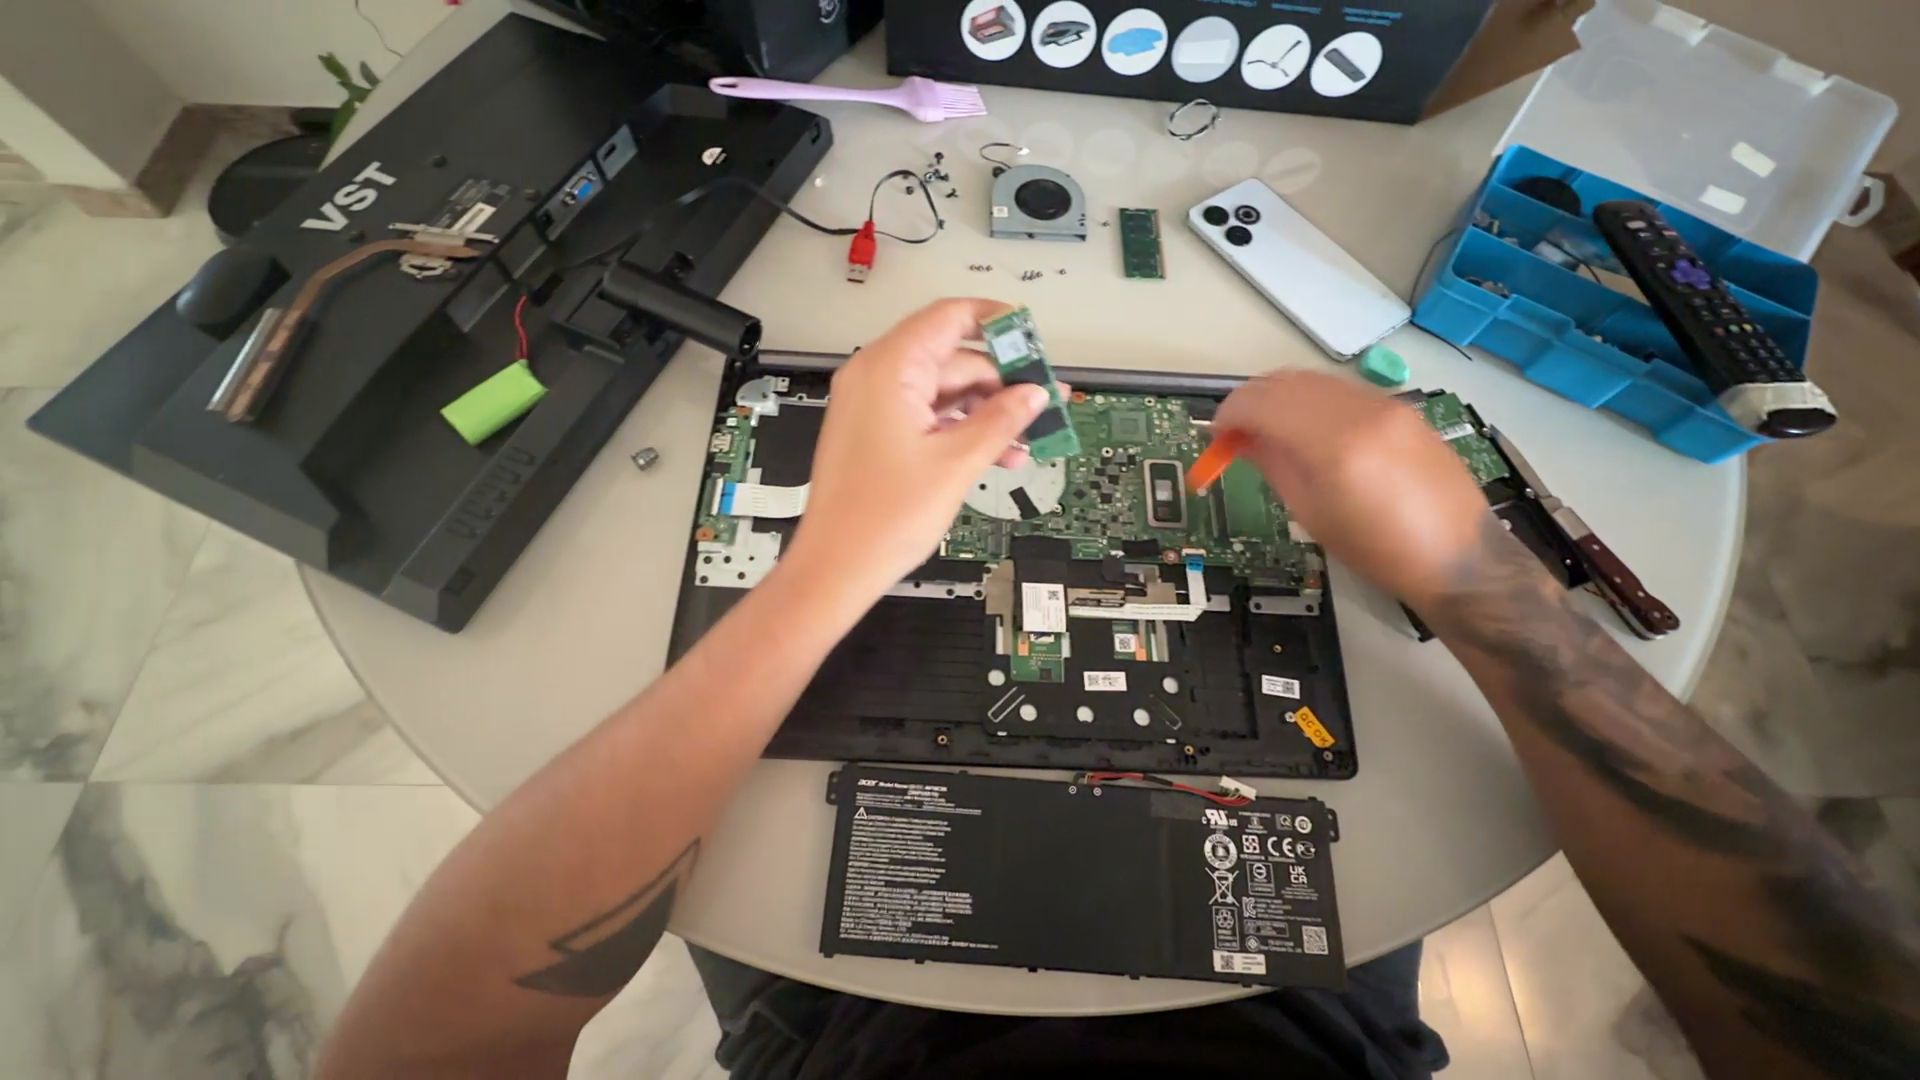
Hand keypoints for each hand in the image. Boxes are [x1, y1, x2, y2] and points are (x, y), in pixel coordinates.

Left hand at [784, 298, 1049, 602]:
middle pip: (952, 358)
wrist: (837, 567)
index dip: (997, 322)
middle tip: (1042, 404)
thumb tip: (1033, 394)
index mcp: (889, 369)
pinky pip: (928, 416)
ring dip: (987, 413)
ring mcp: (874, 407)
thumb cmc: (879, 519)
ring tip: (1026, 439)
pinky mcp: (877, 434)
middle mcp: (876, 378)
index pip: (950, 317)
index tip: (1031, 338)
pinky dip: (962, 430)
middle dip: (1001, 382)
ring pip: (944, 392)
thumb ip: (1000, 420)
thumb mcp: (956, 463)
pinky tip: (997, 454)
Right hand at [1213, 371, 1501, 612]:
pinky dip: (1310, 400)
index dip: (1229, 415)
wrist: (1459, 556)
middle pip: (1285, 382)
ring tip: (1266, 432)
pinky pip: (1341, 390)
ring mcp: (1386, 404)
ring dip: (1279, 397)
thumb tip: (1241, 440)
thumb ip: (1273, 465)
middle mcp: (1361, 411)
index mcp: (1334, 445)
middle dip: (1249, 401)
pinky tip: (1306, 430)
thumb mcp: (1311, 512)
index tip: (1215, 436)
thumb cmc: (1378, 549)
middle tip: (1233, 434)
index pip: (1262, 403)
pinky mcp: (1402, 408)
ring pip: (1312, 380)